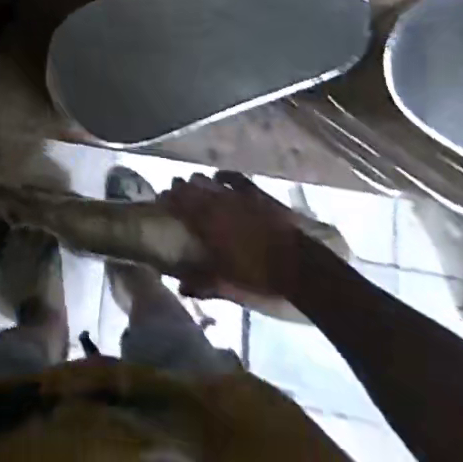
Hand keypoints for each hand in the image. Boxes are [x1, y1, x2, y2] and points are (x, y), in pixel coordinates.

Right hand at [160, 171, 328, 299]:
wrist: (302, 269)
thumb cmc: (262, 280)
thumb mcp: (229, 285)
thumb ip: (202, 283)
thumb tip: (179, 285)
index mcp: (207, 225)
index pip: (180, 204)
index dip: (168, 200)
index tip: (160, 201)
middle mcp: (219, 205)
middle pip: (192, 188)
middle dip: (180, 189)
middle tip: (173, 194)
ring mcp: (239, 197)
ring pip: (210, 181)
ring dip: (198, 182)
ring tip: (192, 186)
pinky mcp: (257, 195)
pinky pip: (235, 179)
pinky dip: (224, 176)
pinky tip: (219, 176)